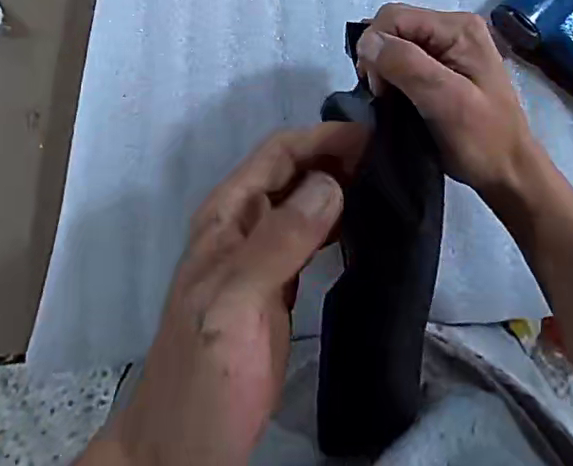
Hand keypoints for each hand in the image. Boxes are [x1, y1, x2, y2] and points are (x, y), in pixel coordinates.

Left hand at [80, 123, 368, 465]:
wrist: (184, 450)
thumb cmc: (203, 373)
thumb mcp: (236, 302)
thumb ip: (279, 241)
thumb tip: (332, 182)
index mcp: (227, 215)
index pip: (279, 153)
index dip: (323, 139)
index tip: (373, 138)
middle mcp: (244, 225)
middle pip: (294, 170)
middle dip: (337, 156)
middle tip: (389, 160)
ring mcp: (261, 256)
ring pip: (306, 200)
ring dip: (341, 185)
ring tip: (386, 183)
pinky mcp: (278, 286)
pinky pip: (312, 236)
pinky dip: (339, 222)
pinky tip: (366, 225)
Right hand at [356, 3, 540, 195]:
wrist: (509, 170)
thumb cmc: (482, 139)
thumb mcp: (445, 101)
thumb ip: (406, 65)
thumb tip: (368, 41)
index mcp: (458, 28)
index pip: (393, 17)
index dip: (376, 48)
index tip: (381, 89)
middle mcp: (454, 27)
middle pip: (394, 26)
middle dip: (379, 58)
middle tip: (385, 96)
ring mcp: (450, 44)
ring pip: (396, 42)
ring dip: (385, 69)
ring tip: (392, 100)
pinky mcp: (444, 63)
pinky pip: (405, 57)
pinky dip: (394, 76)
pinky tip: (400, 98)